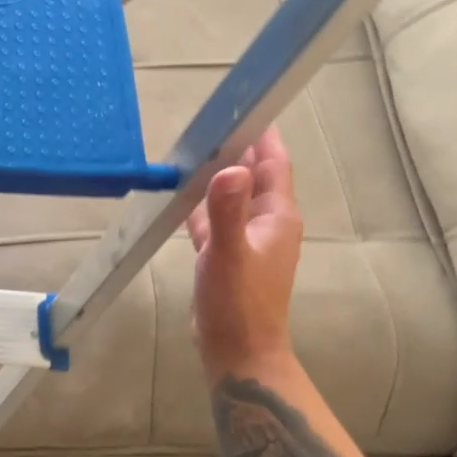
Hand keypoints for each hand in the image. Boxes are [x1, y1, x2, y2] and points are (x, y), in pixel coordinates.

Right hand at [186, 125, 302, 373]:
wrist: (237, 349)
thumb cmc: (238, 303)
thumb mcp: (228, 254)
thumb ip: (227, 211)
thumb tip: (229, 168)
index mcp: (277, 217)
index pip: (274, 165)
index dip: (263, 137)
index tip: (247, 107)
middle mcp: (266, 224)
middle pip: (254, 177)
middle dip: (237, 150)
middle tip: (209, 124)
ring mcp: (244, 241)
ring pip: (231, 197)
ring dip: (216, 176)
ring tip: (191, 153)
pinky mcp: (222, 257)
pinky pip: (212, 220)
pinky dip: (199, 205)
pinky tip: (179, 199)